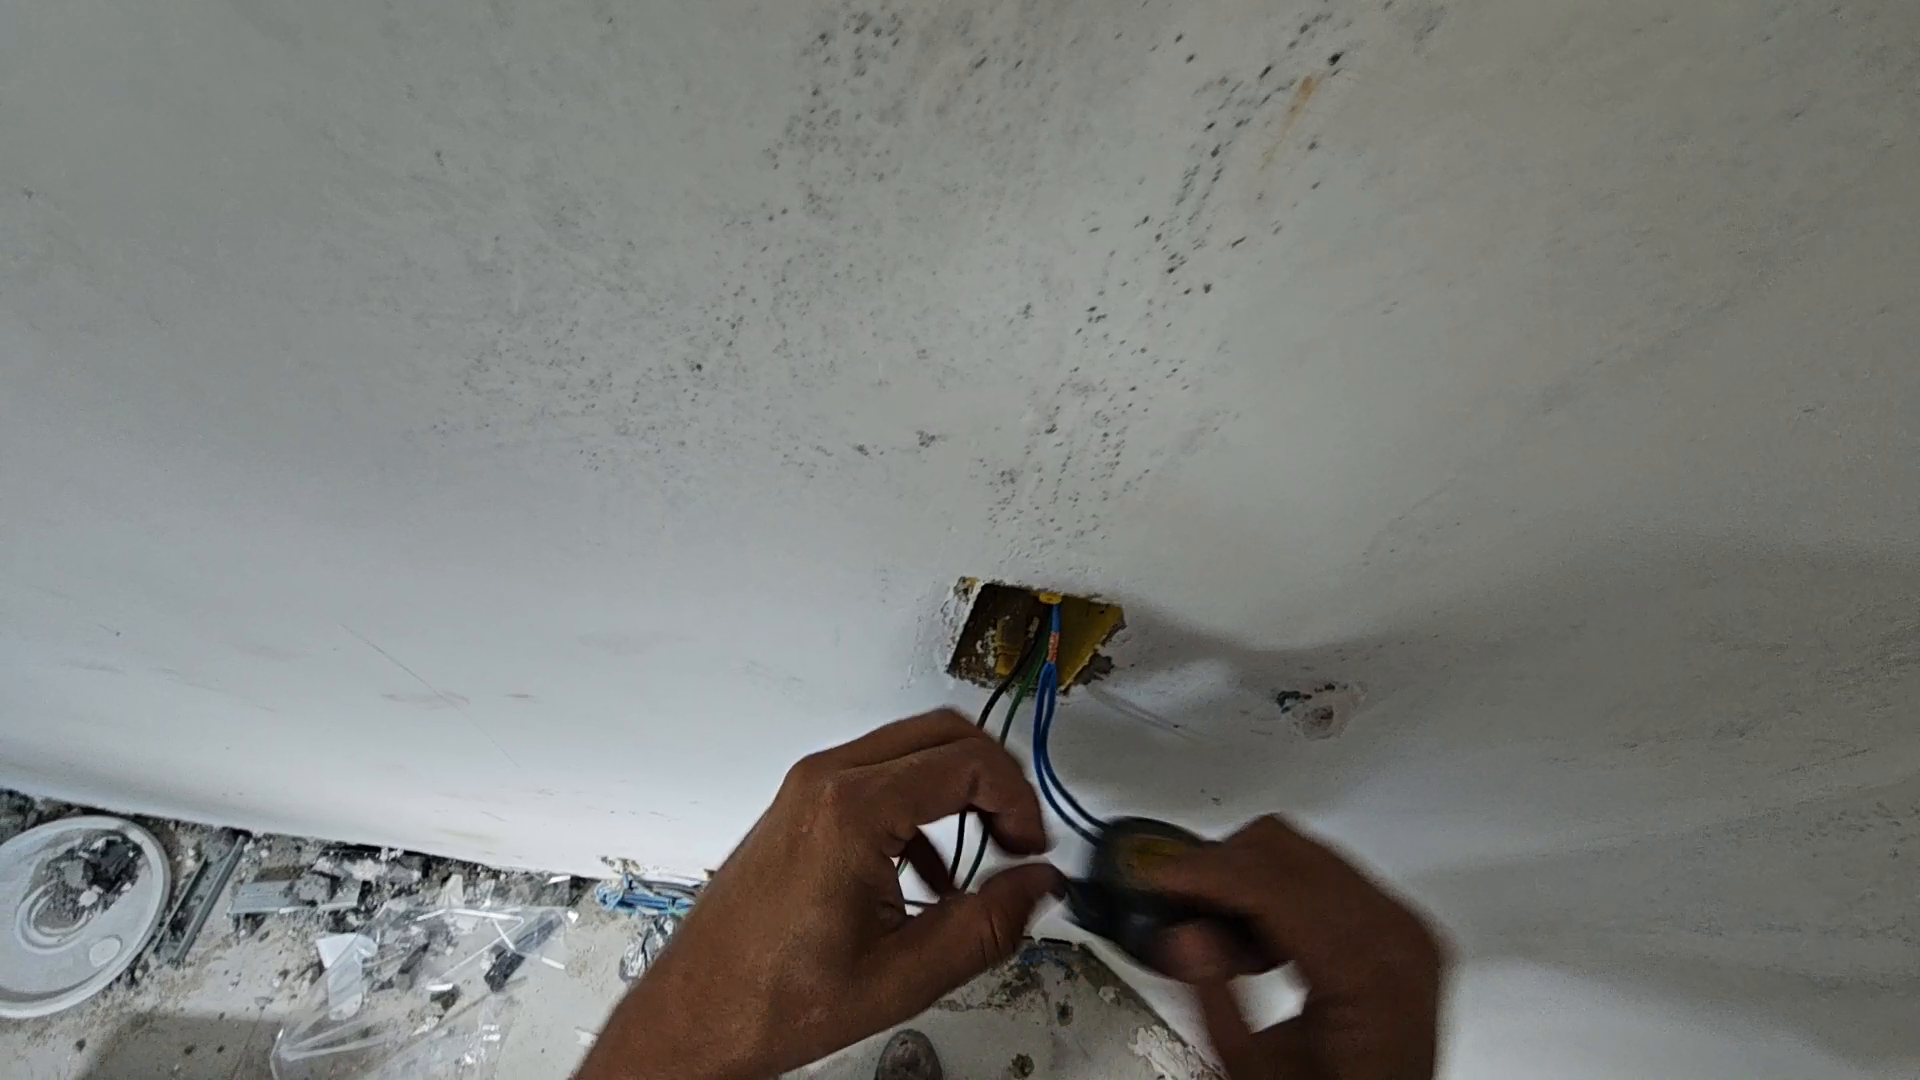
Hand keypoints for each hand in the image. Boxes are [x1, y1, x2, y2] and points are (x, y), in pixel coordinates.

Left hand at [576, 710, 1064, 1079]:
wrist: (694, 1014)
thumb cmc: (772, 998)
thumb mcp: (903, 976)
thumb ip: (988, 925)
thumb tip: (1040, 885)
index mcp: (852, 809)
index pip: (966, 763)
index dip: (1017, 800)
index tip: (1030, 845)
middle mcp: (828, 777)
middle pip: (943, 731)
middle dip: (996, 777)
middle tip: (1018, 832)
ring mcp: (812, 783)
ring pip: (913, 745)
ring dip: (960, 785)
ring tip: (985, 847)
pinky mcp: (806, 798)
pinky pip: (883, 773)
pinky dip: (922, 802)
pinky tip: (931, 870)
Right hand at [1149, 817, 1447, 1079]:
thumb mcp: (1259, 1073)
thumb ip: (1215, 1002)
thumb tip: (1183, 934)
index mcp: (1371, 972)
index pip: (1275, 885)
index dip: (1209, 874)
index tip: (1161, 878)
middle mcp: (1392, 932)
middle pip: (1281, 848)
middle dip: (1219, 869)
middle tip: (1180, 901)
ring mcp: (1393, 918)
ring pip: (1290, 847)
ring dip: (1240, 875)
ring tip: (1220, 931)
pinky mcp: (1383, 913)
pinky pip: (1309, 866)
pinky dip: (1266, 885)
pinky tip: (1253, 933)